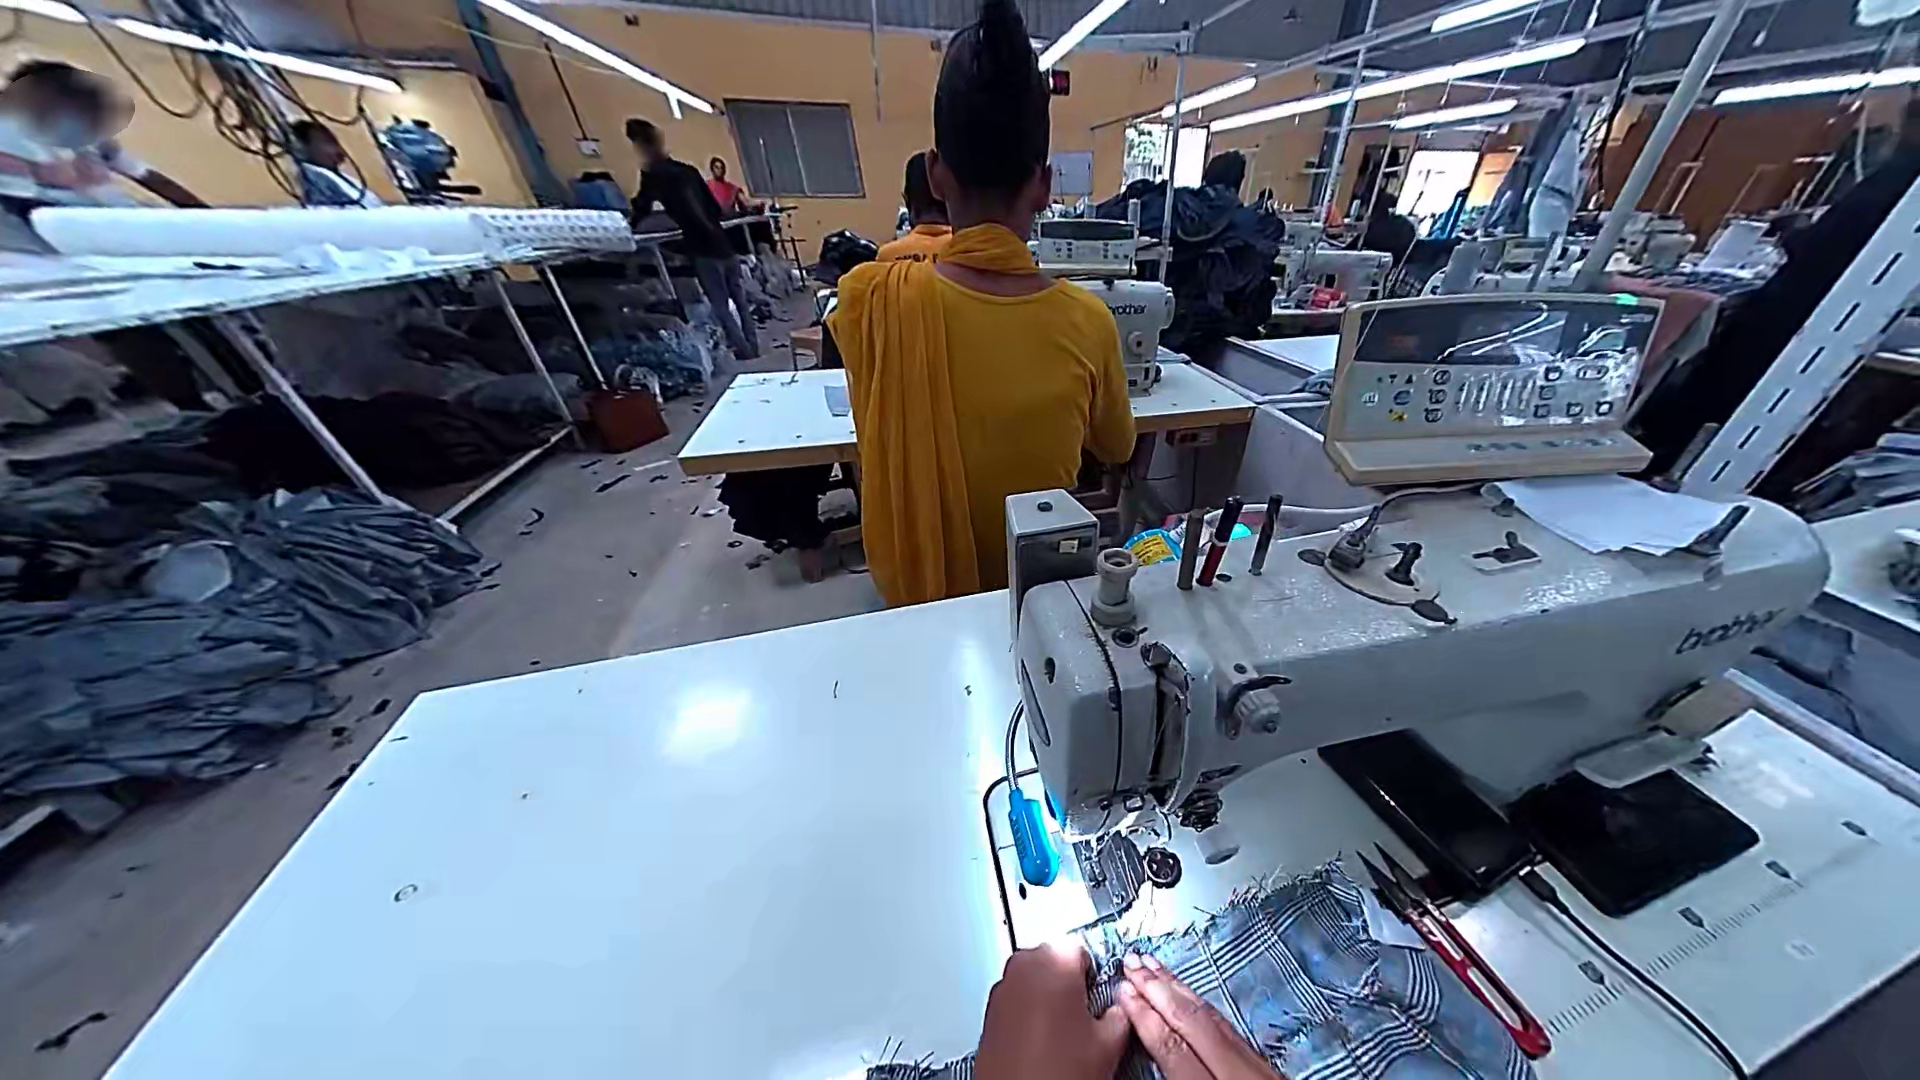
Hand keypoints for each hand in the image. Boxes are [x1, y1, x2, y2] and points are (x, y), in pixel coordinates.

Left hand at [976, 941, 1130, 1079]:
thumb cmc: (1057, 1071)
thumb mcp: (1106, 1046)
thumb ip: (1119, 1016)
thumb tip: (1118, 1011)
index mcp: (1057, 960)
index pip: (1082, 950)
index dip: (1093, 975)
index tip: (1096, 995)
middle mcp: (1027, 961)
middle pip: (1056, 959)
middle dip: (1068, 982)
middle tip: (1079, 1017)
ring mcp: (1006, 981)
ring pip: (1035, 976)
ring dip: (1046, 993)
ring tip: (1058, 1031)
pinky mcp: (992, 1003)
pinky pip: (1017, 993)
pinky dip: (1027, 1007)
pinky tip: (1037, 1037)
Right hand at [1114, 953, 1286, 1079]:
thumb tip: (1156, 1061)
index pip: (1176, 1051)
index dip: (1146, 1018)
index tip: (1123, 990)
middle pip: (1194, 1025)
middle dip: (1159, 990)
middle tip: (1131, 961)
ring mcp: (1261, 1073)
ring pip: (1214, 1020)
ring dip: (1179, 989)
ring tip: (1152, 965)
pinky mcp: (1272, 1073)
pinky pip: (1230, 1028)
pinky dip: (1202, 1005)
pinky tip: (1188, 995)